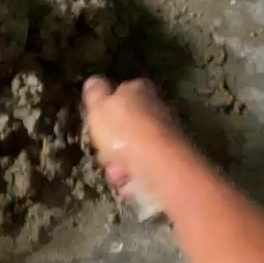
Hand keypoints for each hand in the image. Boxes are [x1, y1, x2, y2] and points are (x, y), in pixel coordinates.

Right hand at [82, 76, 193, 207]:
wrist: (160, 166)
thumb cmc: (125, 131)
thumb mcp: (99, 107)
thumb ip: (95, 93)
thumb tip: (93, 81)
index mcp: (139, 89)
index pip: (120, 93)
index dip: (105, 109)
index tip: (97, 124)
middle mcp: (157, 107)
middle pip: (126, 124)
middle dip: (112, 141)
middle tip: (104, 151)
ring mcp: (166, 134)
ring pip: (134, 147)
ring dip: (120, 162)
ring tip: (116, 172)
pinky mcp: (170, 159)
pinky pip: (144, 165)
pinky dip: (134, 174)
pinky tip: (128, 181)